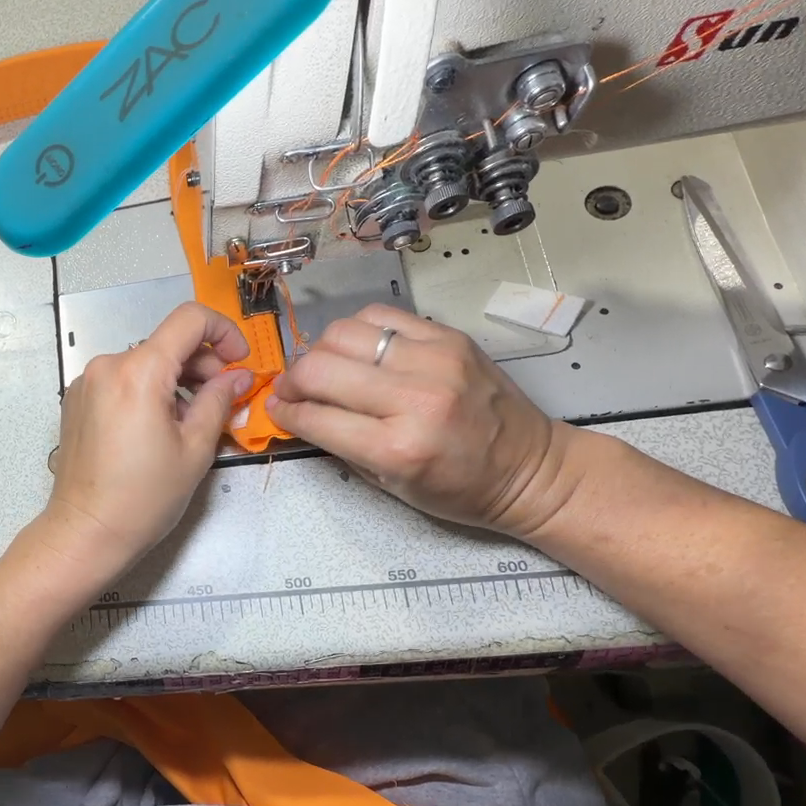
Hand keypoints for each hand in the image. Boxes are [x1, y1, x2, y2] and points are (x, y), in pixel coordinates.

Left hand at [37, 302, 252, 576]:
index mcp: (138, 372)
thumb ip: (219, 401)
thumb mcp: (195, 449)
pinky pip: (121, 381)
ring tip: (189, 422)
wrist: (86, 531)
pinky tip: (156, 428)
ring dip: (174, 380)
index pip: (189, 319)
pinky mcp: (76, 401)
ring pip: (143, 363)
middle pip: (165, 343)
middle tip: (222, 401)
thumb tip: (239, 375)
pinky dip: (146, 391)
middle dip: (201, 364)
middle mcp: (106, 366)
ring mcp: (86, 383)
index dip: (223, 331)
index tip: (238, 361)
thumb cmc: (143, 498)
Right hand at [265, 304, 583, 537]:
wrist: (529, 469)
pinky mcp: (450, 337)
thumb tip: (293, 409)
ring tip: (326, 368)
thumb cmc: (455, 489)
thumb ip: (336, 443)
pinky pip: (381, 316)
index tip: (276, 409)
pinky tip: (359, 352)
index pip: (313, 416)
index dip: (284, 412)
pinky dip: (358, 333)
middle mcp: (415, 398)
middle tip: (293, 390)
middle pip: (320, 366)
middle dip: (293, 379)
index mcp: (397, 448)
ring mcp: (436, 360)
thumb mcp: (386, 483)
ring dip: (322, 350)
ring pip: (344, 332)